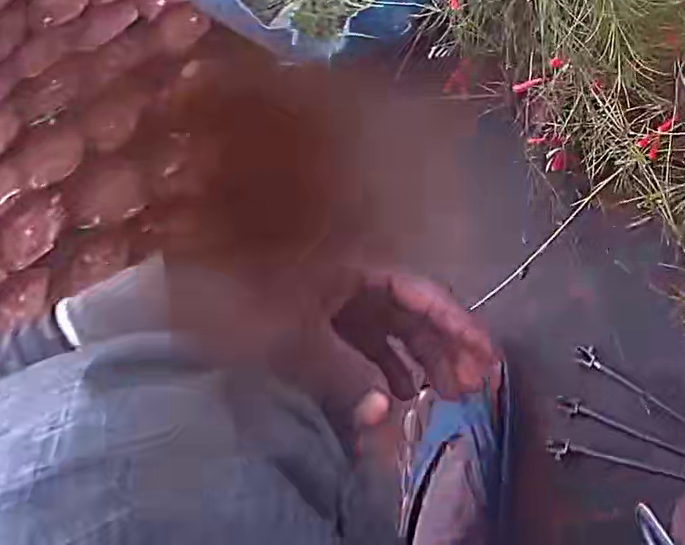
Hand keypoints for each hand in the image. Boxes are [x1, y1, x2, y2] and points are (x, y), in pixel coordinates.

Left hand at [181, 263, 497, 432]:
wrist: (197, 285)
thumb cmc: (250, 299)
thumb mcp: (295, 337)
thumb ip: (343, 373)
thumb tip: (383, 413)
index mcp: (367, 271)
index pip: (428, 298)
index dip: (461, 328)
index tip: (487, 357)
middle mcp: (366, 284)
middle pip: (420, 316)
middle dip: (449, 349)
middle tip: (475, 385)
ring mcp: (348, 304)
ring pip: (399, 333)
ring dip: (423, 361)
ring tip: (446, 393)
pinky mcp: (329, 325)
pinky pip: (371, 347)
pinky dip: (388, 368)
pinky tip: (398, 392)